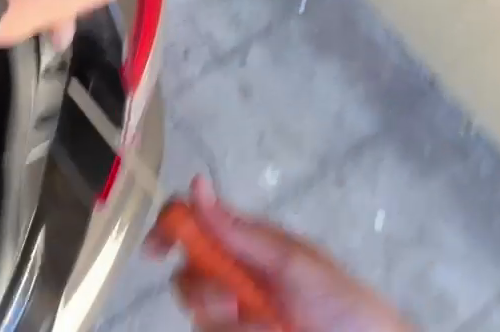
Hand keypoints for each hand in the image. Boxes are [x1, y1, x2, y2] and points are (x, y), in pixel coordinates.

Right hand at [147, 178, 410, 331]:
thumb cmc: (344, 303)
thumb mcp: (294, 262)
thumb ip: (240, 231)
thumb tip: (195, 183)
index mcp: (243, 245)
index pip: (191, 225)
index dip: (166, 230)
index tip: (155, 250)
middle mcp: (234, 279)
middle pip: (186, 276)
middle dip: (202, 291)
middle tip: (232, 303)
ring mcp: (238, 318)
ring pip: (200, 316)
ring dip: (228, 325)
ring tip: (268, 329)